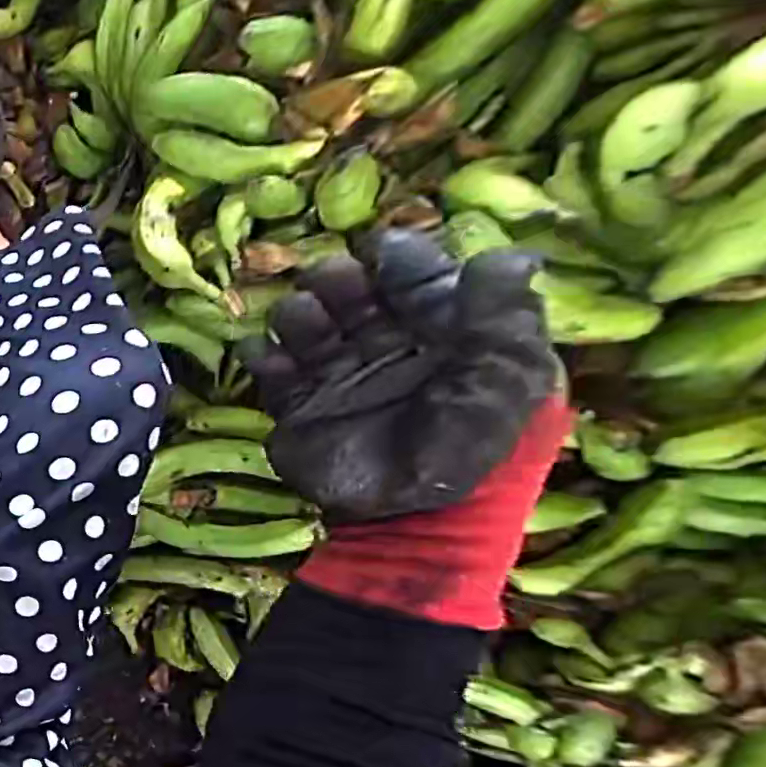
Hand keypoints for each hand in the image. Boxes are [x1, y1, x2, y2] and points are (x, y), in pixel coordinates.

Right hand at [239, 230, 559, 522]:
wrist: (402, 520)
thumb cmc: (465, 450)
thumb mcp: (504, 384)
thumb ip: (501, 320)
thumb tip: (502, 255)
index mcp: (443, 341)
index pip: (420, 285)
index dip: (402, 262)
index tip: (379, 246)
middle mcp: (387, 352)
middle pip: (355, 300)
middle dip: (339, 284)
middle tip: (329, 281)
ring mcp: (336, 380)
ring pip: (307, 329)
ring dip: (299, 316)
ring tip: (301, 322)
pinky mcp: (295, 408)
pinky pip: (269, 372)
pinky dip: (261, 358)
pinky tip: (266, 355)